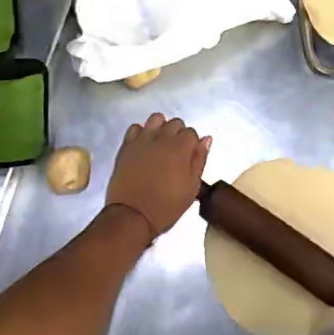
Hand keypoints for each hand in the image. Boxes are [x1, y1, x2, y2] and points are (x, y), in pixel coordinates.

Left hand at [104, 113, 210, 242]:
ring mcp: (143, 140)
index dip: (192, 145)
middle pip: (175, 122)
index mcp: (181, 147)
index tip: (188, 158)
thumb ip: (200, 159)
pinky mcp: (126, 146)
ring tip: (160, 145)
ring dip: (161, 128)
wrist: (132, 215)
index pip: (192, 132)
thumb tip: (206, 139)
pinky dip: (141, 133)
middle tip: (175, 154)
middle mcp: (163, 137)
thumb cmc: (167, 205)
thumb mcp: (192, 187)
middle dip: (178, 134)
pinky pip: (135, 128)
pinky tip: (143, 147)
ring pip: (156, 119)